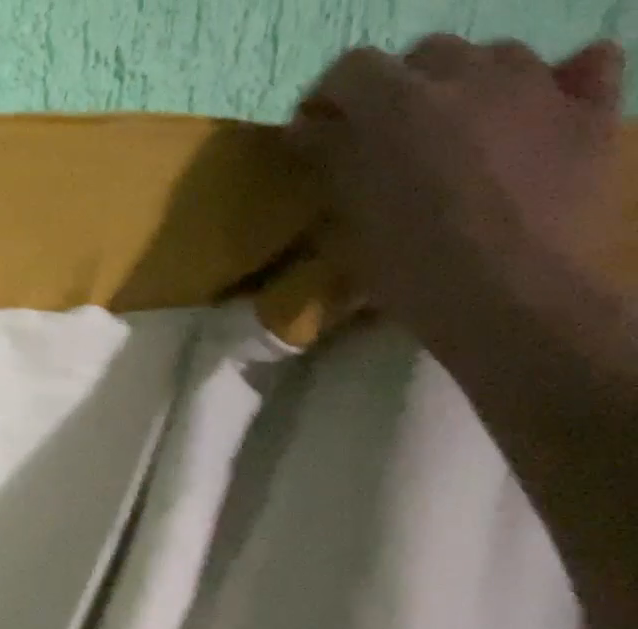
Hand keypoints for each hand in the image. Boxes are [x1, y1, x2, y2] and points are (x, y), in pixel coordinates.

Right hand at [288, 37, 624, 344]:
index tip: (317, 132)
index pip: (351, 69)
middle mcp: (470, 78)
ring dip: (469, 84)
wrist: (517, 299)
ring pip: (497, 56)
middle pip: (426, 55)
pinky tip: (539, 111)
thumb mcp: (349, 219)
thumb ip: (331, 163)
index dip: (330, 98)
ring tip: (457, 130)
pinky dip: (558, 81)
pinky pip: (583, 66)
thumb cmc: (414, 269)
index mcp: (398, 107)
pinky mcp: (593, 110)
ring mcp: (540, 88)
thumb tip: (309, 130)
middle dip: (399, 88)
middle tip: (384, 138)